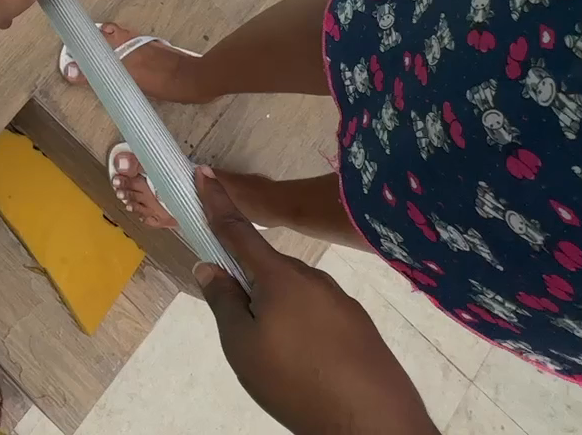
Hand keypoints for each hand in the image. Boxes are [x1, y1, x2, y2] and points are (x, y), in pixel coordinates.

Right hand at [193, 168, 436, 434]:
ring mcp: (343, 304)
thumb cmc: (298, 382)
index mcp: (279, 276)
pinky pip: (322, 316)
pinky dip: (308, 330)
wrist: (379, 433)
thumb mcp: (242, 345)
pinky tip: (311, 366)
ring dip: (280, 309)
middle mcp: (313, 280)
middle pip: (268, 268)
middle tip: (245, 325)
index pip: (237, 229)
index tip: (203, 172)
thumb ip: (223, 301)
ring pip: (296, 294)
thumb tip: (211, 268)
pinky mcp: (364, 331)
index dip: (215, 201)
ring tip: (281, 356)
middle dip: (251, 283)